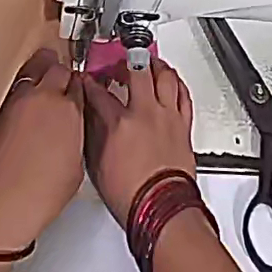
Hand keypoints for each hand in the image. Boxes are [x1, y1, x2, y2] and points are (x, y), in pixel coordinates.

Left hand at [0, 49, 86, 254]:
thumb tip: (73, 126)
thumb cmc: (40, 193)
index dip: (79, 89)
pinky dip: (23, 86)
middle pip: (57, 68)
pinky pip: (16, 85)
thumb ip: (77, 133)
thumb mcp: (77, 164)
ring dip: (41, 73)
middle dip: (61, 74)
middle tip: (62, 83)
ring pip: (34, 69)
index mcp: (70, 110)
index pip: (79, 84)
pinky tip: (25, 102)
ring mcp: (19, 99)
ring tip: (43, 84)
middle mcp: (44, 97)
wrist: (2, 205)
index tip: (78, 93)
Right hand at [82, 58, 196, 222]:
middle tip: (120, 62)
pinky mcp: (183, 126)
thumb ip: (92, 135)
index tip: (87, 80)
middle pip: (136, 70)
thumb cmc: (132, 196)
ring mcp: (167, 117)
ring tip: (148, 62)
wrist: (161, 209)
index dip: (89, 82)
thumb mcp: (97, 165)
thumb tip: (89, 120)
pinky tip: (172, 81)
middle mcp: (144, 114)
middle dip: (125, 61)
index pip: (98, 92)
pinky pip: (184, 95)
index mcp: (118, 123)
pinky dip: (177, 84)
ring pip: (165, 76)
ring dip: (155, 65)